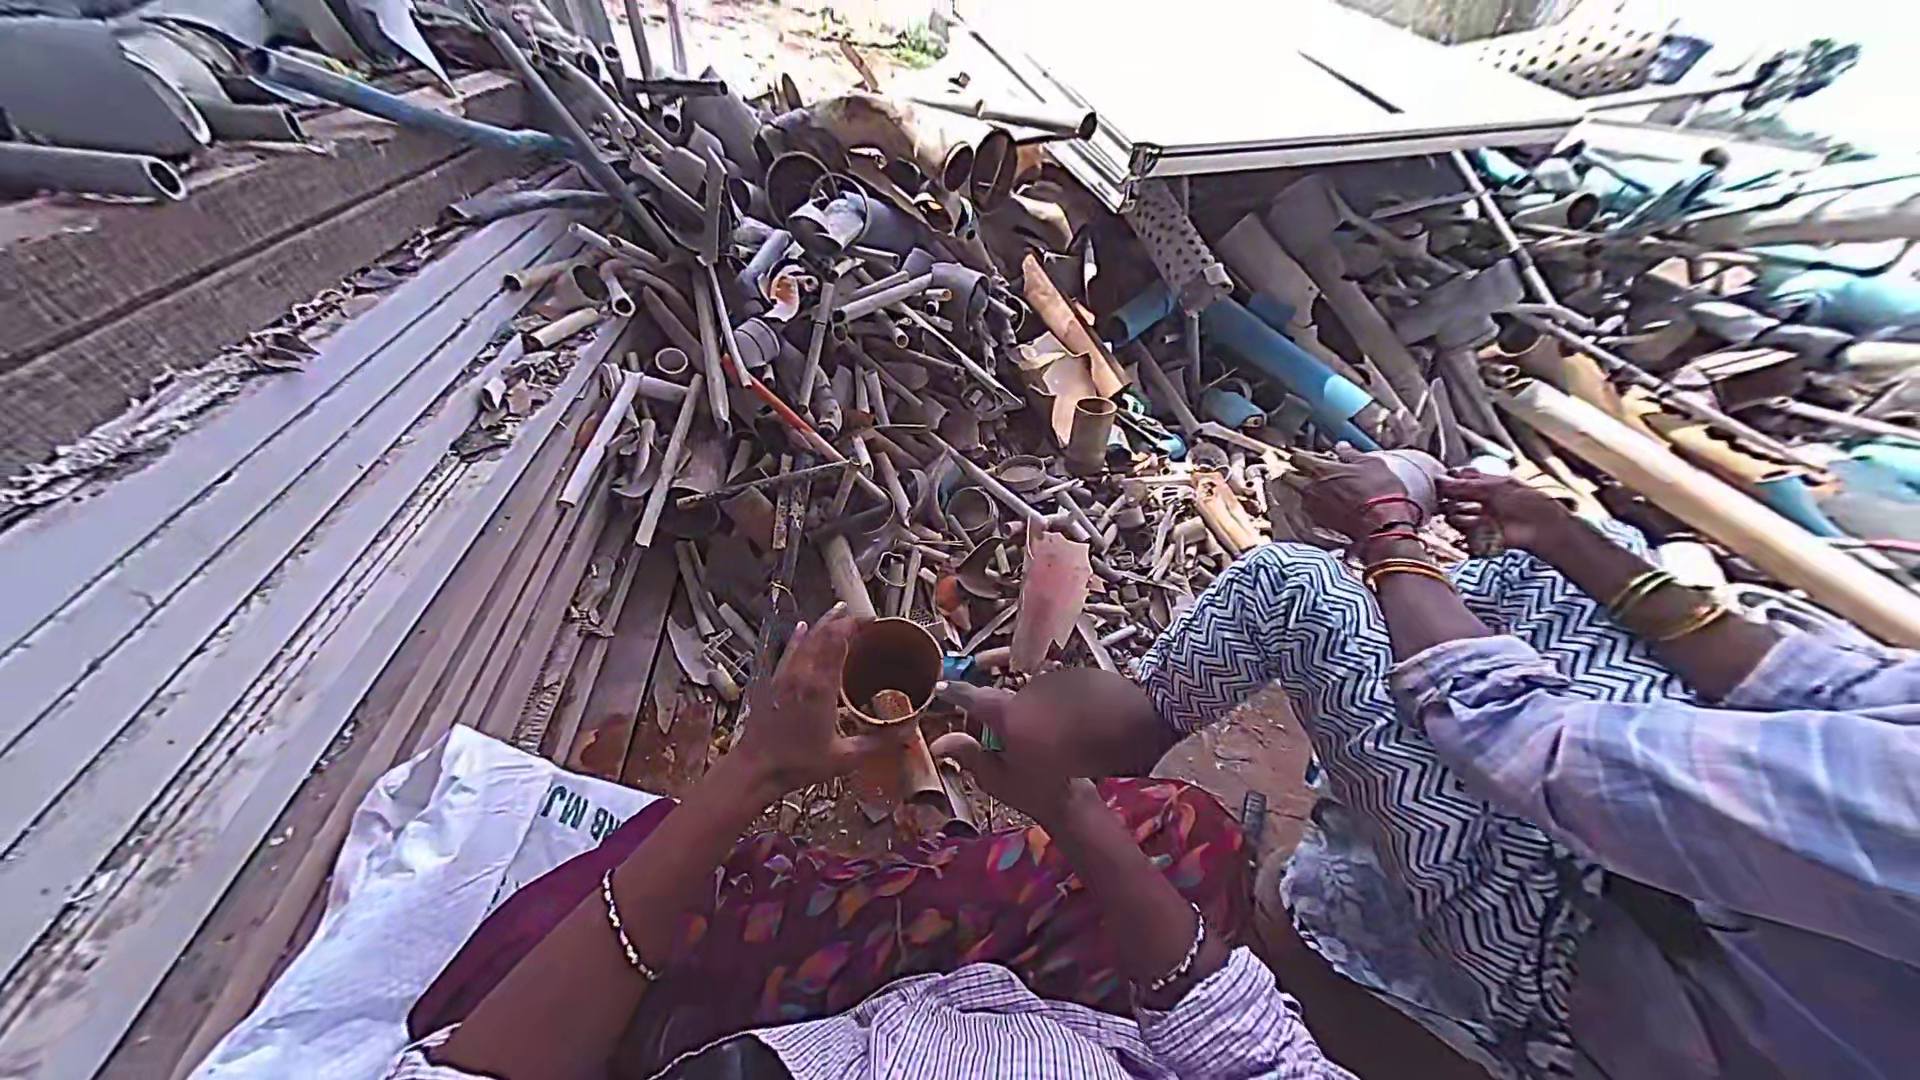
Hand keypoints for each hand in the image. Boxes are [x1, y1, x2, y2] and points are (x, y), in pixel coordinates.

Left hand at [729, 607, 899, 796]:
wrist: (755, 770)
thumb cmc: (797, 764)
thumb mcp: (844, 757)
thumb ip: (878, 743)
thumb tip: (906, 734)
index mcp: (821, 687)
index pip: (838, 640)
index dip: (854, 625)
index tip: (871, 621)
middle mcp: (802, 674)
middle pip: (823, 633)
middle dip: (843, 621)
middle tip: (862, 620)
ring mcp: (785, 676)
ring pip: (805, 638)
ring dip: (824, 625)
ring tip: (840, 615)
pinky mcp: (774, 682)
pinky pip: (789, 650)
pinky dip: (799, 636)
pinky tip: (802, 627)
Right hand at [928, 680, 1082, 824]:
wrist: (1085, 787)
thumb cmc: (1039, 787)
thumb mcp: (998, 776)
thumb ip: (968, 755)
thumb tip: (939, 743)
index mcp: (1003, 712)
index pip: (970, 697)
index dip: (954, 693)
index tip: (941, 688)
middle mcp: (1024, 693)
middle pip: (997, 699)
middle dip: (991, 716)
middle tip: (994, 743)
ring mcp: (1049, 690)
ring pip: (1022, 699)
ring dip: (1019, 714)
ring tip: (1028, 744)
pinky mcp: (1067, 692)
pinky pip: (1045, 698)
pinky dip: (1041, 712)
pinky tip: (1049, 737)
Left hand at [1285, 445, 1413, 540]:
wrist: (1383, 522)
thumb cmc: (1379, 491)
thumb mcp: (1371, 464)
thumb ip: (1351, 454)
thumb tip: (1341, 446)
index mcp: (1321, 470)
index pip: (1297, 459)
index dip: (1301, 458)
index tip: (1307, 459)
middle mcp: (1310, 487)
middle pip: (1289, 477)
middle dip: (1294, 474)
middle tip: (1307, 474)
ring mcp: (1310, 506)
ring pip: (1296, 494)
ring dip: (1302, 491)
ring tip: (1318, 490)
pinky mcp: (1315, 521)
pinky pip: (1305, 510)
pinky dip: (1311, 506)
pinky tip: (1325, 506)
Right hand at [1437, 471, 1578, 553]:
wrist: (1539, 529)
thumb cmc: (1524, 503)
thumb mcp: (1495, 487)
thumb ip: (1465, 484)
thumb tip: (1438, 480)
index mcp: (1489, 483)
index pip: (1463, 476)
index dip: (1452, 476)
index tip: (1441, 477)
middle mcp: (1481, 497)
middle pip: (1454, 492)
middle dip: (1446, 492)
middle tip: (1438, 493)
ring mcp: (1477, 514)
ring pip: (1452, 508)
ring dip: (1452, 507)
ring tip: (1457, 508)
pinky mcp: (1474, 530)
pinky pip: (1457, 523)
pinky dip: (1460, 521)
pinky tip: (1471, 521)